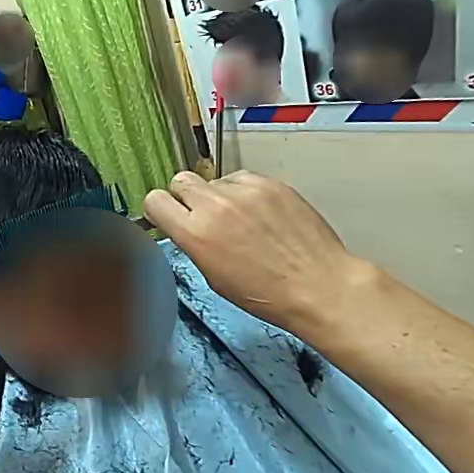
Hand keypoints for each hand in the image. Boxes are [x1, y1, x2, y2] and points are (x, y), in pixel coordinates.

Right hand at [145, 170, 375, 338]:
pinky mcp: (271, 184)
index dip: (160, 209)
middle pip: (181, 180)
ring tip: (241, 221)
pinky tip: (261, 215)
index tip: (169, 216)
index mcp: (196, 233)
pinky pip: (244, 179)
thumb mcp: (215, 278)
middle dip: (186, 197)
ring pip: (215, 180)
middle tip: (203, 216)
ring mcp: (246, 191)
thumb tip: (187, 227)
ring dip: (219, 195)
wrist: (318, 285)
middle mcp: (216, 205)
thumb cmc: (268, 294)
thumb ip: (194, 244)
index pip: (155, 200)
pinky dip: (246, 193)